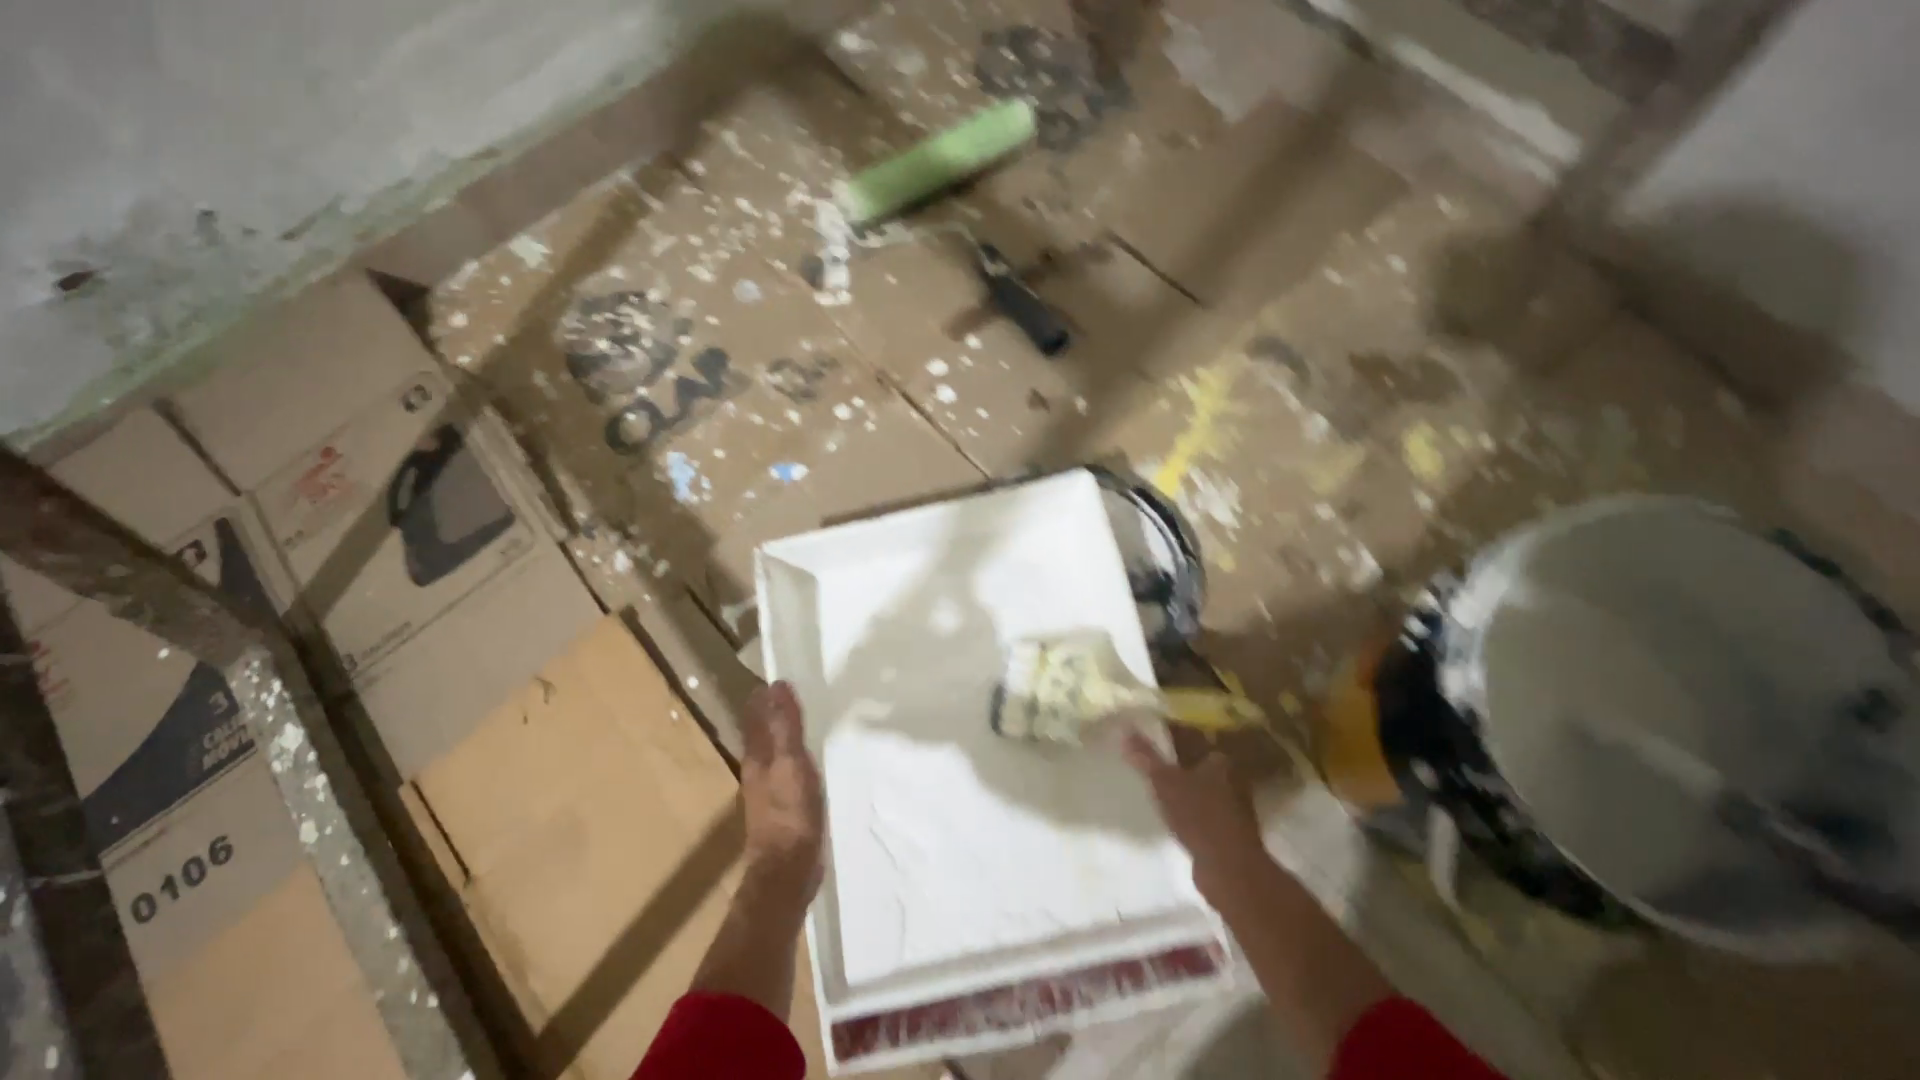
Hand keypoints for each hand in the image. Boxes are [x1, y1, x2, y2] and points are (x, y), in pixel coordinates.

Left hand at [740, 681, 824, 897]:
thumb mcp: (791, 764)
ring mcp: (766, 794)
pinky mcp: (780, 811)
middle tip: (785, 694)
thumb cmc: (790, 815)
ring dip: (778, 737)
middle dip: (769, 715)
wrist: (787, 872)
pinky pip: (783, 775)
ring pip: (770, 755)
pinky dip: (790, 761)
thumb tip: (776, 684)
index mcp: (757, 758)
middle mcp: (756, 772)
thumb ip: (785, 727)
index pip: (755, 718)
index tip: (774, 678)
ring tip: (795, 723)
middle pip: (759, 735)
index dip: (762, 699)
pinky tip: (802, 765)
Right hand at [1124, 731, 1266, 893]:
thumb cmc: (1198, 815)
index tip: (1152, 735)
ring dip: (1183, 788)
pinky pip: (1203, 811)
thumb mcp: (1164, 782)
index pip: (1193, 738)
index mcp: (1220, 760)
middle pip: (1199, 763)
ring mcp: (1233, 806)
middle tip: (1150, 760)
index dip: (1172, 735)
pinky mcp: (1229, 831)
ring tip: (1156, 787)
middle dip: (1178, 762)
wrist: (1228, 867)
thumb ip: (1145, 756)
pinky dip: (1189, 811)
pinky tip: (1172, 816)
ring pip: (1202, 788)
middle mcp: (1232, 778)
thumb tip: (1125, 727)